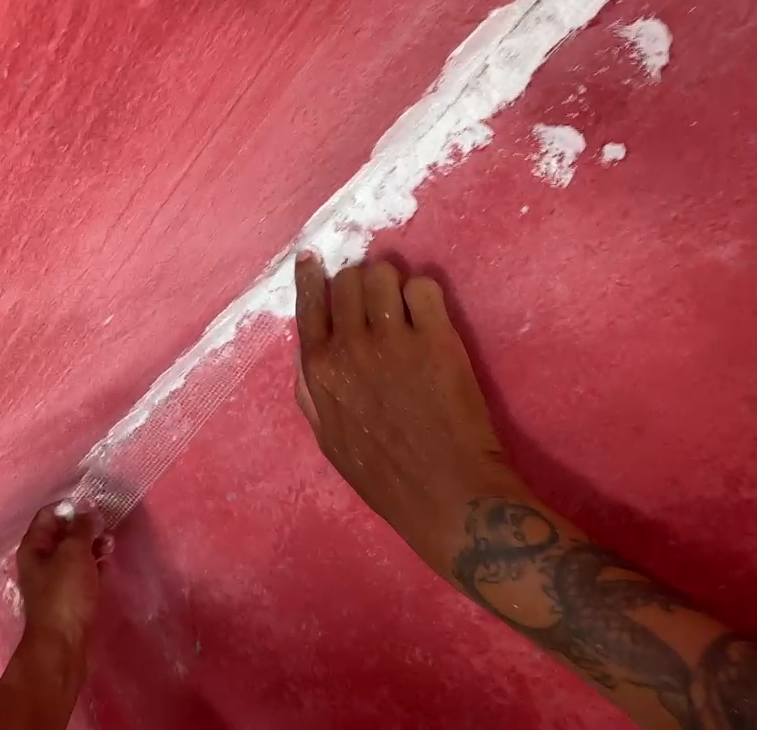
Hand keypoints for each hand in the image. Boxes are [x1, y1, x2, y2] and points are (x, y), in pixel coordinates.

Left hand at [13, 503, 109, 653]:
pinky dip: (94, 566)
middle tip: (106, 526)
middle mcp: (40, 560)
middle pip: (63, 533)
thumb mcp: (74, 552)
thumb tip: (90, 510)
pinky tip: (107, 565)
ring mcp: (53, 580)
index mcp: (34, 546)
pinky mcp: (67, 597)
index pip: (49, 514)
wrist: (62, 646)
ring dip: (92, 546)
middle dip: (85, 527)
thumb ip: (82, 527)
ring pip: (74, 553)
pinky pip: (81, 573)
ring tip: (110, 545)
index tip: (93, 507)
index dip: (70, 507)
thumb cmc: (65, 593)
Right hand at [292, 254, 524, 570]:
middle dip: (358, 283)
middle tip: (374, 299)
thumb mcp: (327, 438)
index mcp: (319, 369)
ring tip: (402, 305)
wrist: (449, 497)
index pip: (308, 302)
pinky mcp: (437, 339)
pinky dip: (424, 294)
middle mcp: (350, 346)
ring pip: (383, 275)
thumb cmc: (384, 474)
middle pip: (347, 280)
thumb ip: (309, 390)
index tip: (314, 258)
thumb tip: (307, 348)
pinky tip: (428, 315)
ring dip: (390, 284)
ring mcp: (394, 340)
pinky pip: (424, 287)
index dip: (311, 274)